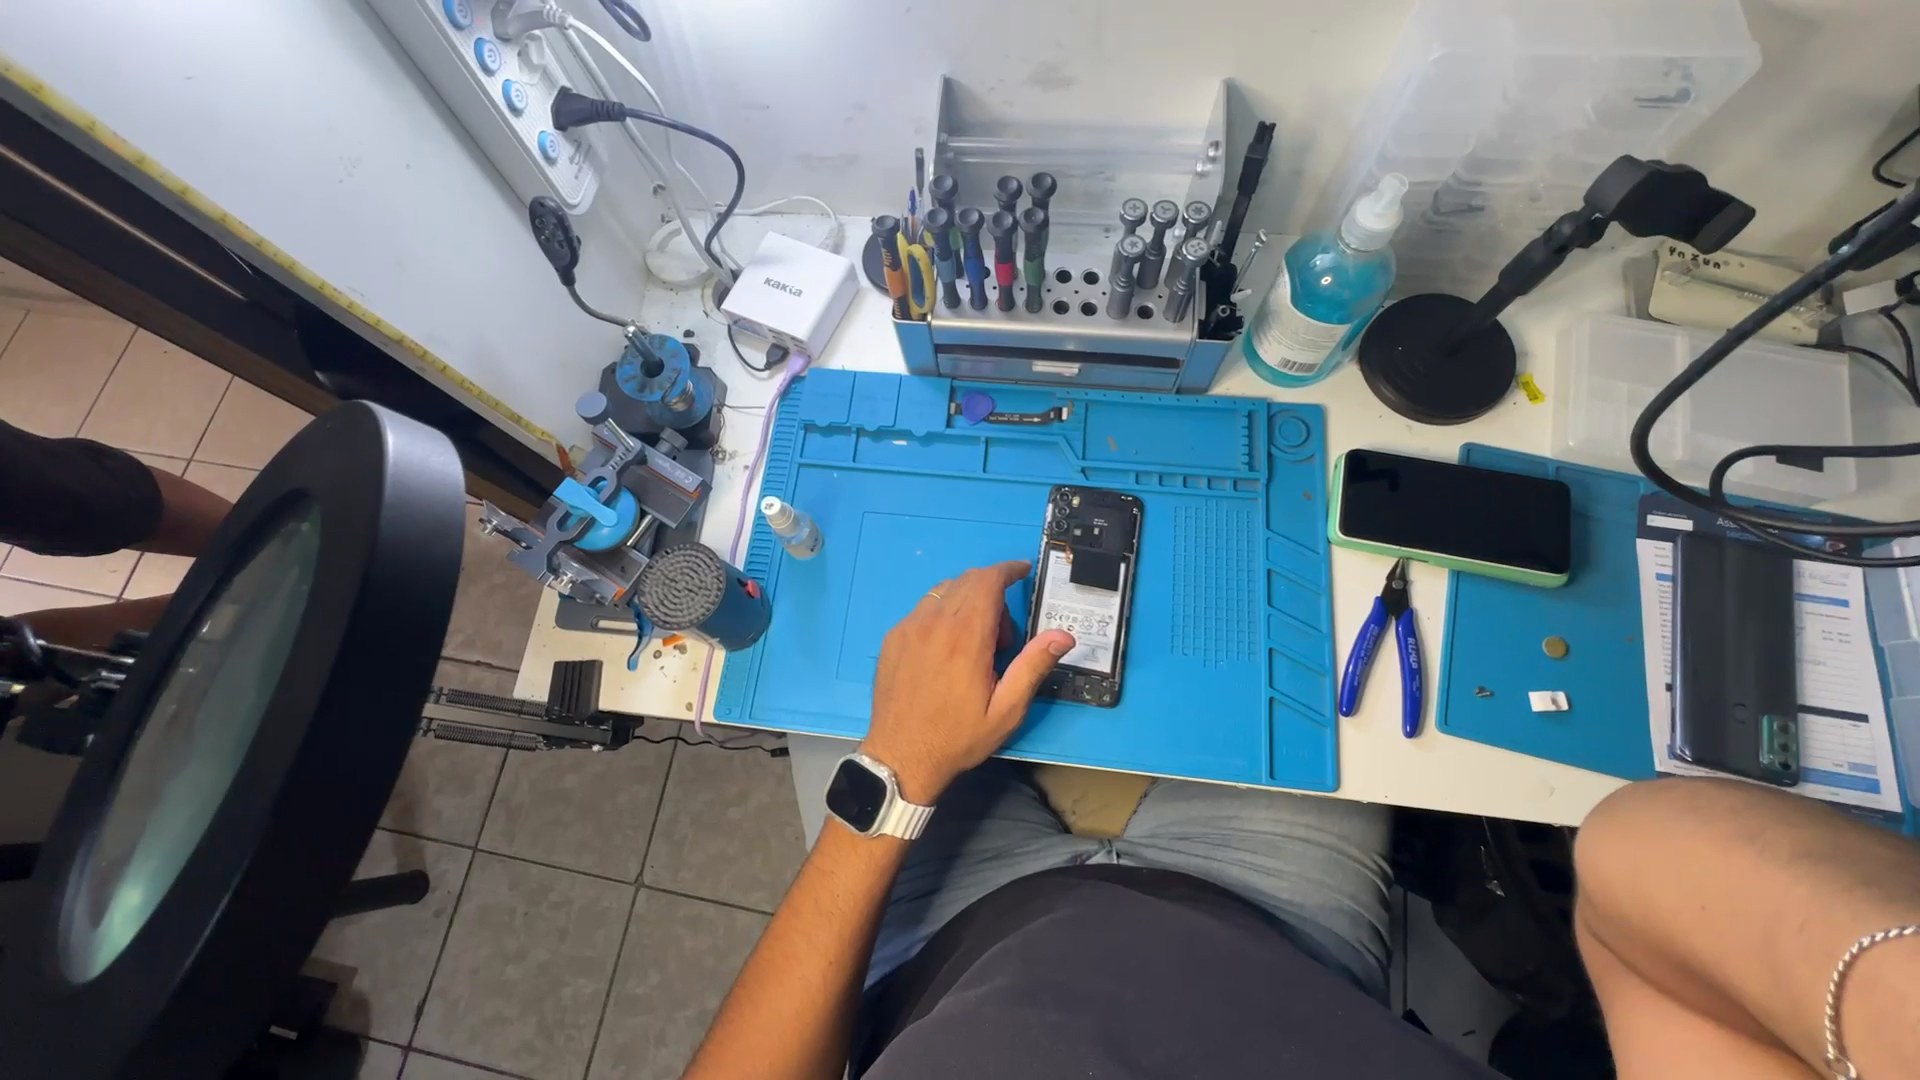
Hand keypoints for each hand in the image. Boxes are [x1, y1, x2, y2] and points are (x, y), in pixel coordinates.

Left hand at [862, 561, 1073, 802]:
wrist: (901, 757)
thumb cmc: (958, 737)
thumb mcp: (1006, 710)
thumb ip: (1033, 666)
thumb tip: (1063, 636)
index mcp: (966, 637)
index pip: (988, 581)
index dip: (1008, 570)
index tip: (1023, 571)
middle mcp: (934, 622)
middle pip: (967, 581)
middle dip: (993, 592)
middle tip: (1004, 637)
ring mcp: (909, 628)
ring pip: (944, 591)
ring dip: (967, 601)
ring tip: (976, 643)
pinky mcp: (893, 638)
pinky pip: (923, 608)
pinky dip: (943, 614)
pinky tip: (947, 648)